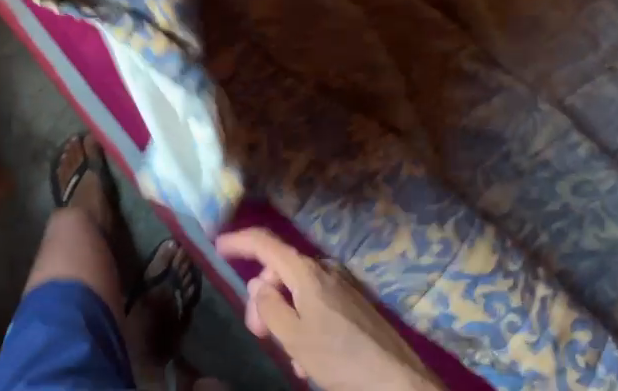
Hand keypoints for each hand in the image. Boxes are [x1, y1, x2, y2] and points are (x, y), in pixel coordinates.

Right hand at [216, 228, 441, 390]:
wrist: (401, 384)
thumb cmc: (342, 359)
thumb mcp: (294, 337)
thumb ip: (268, 307)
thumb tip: (257, 285)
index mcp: (306, 271)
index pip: (264, 242)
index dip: (238, 241)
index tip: (216, 247)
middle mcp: (324, 269)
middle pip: (280, 271)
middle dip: (263, 299)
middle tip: (258, 335)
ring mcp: (343, 286)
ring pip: (299, 293)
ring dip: (286, 320)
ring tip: (292, 360)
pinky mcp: (356, 305)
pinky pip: (318, 305)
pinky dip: (306, 325)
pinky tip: (311, 362)